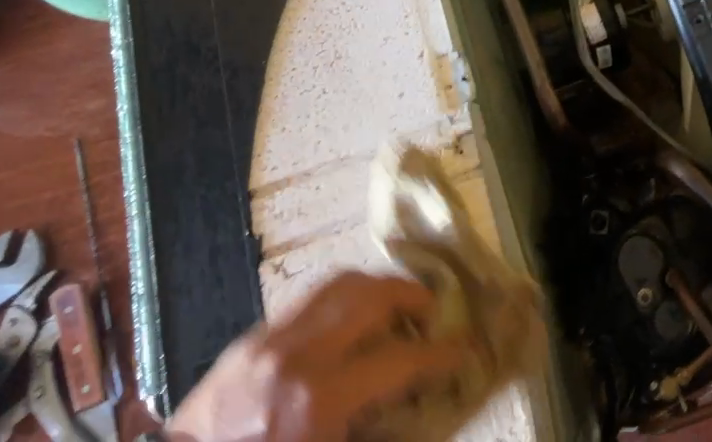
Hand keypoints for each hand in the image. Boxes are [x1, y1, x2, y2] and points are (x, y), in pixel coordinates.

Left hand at [165, 272, 465, 441]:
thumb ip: (376, 428)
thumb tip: (417, 402)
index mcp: (318, 398)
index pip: (401, 358)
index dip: (442, 355)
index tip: (464, 350)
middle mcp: (296, 355)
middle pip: (372, 297)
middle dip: (412, 298)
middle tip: (431, 313)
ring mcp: (267, 340)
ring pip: (338, 284)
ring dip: (376, 287)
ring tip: (394, 305)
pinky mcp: (247, 339)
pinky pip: (307, 300)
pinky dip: (340, 299)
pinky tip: (350, 318)